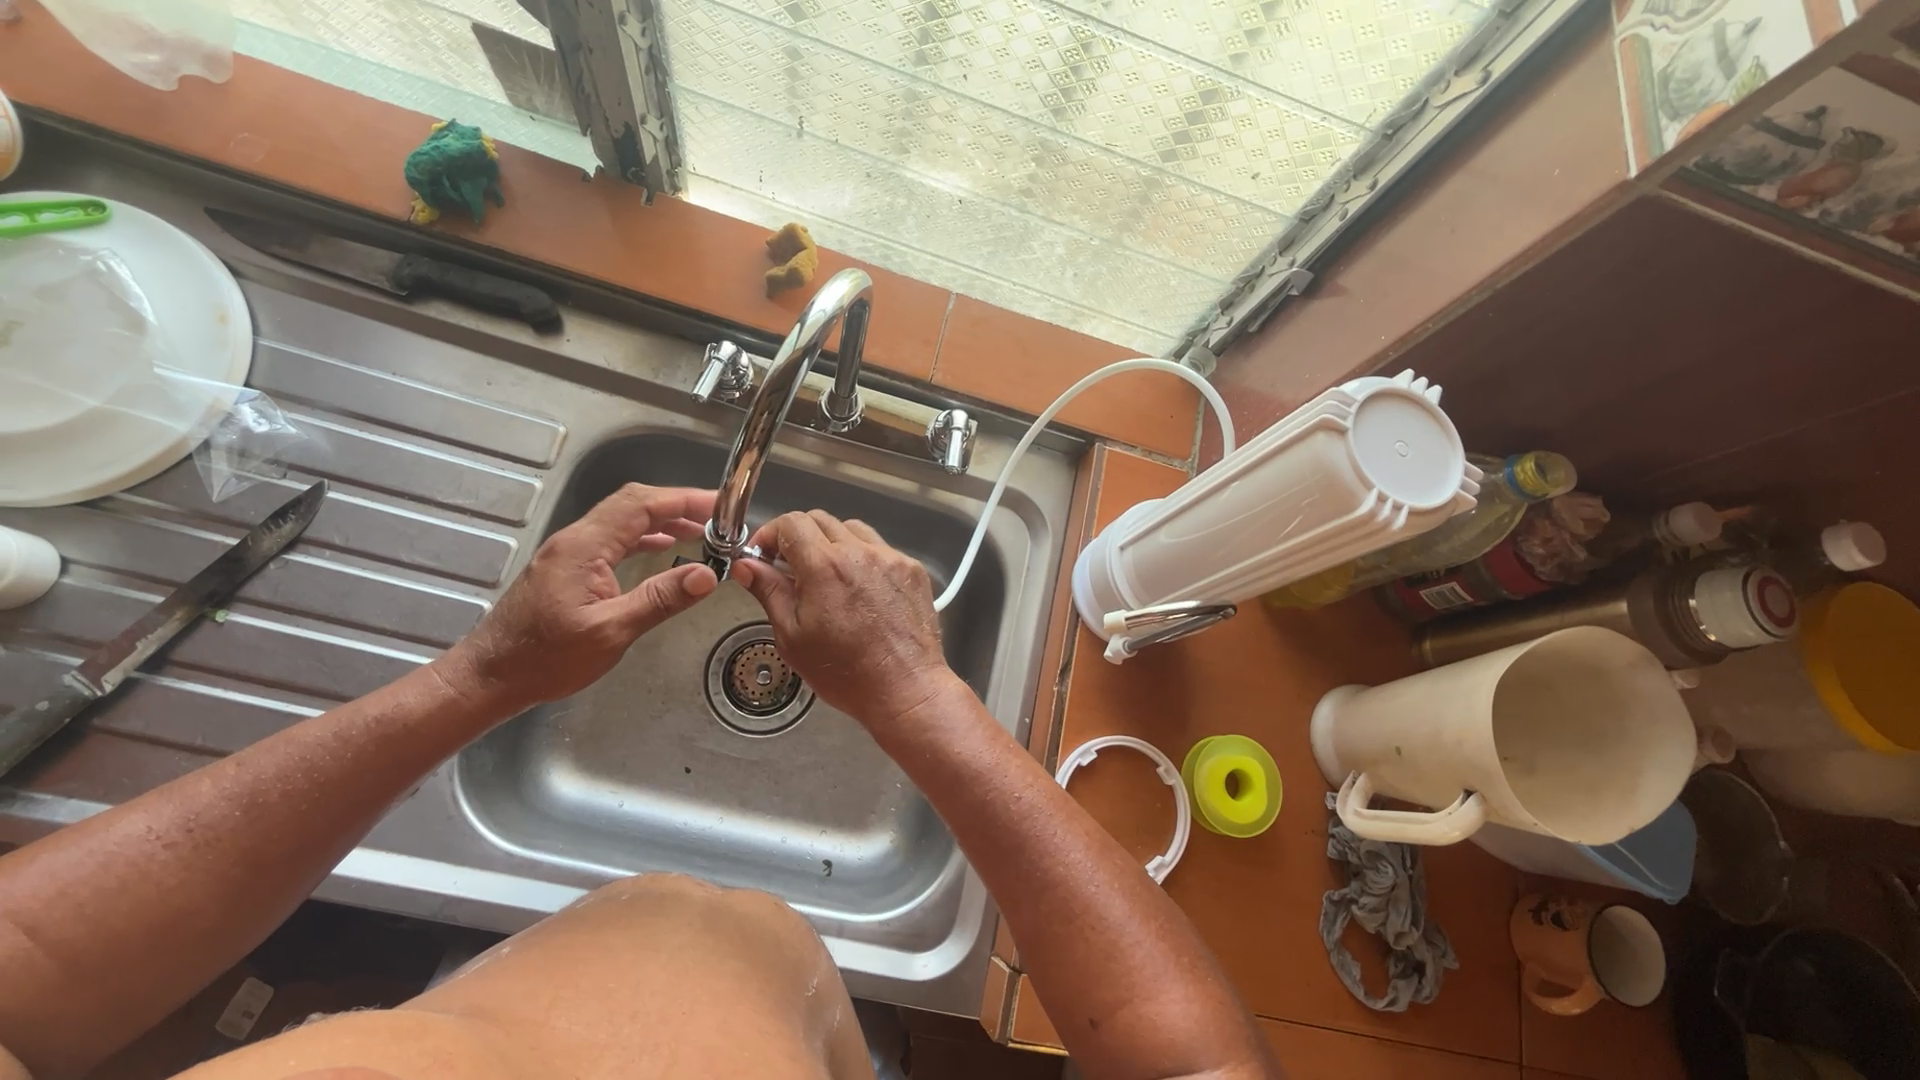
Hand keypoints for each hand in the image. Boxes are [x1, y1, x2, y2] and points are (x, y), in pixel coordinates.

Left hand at [438, 484, 719, 711]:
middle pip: (633, 504)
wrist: (489, 678)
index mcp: (584, 547)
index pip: (642, 505)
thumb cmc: (545, 660)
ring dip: (663, 520)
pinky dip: (645, 537)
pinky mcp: (568, 569)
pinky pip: (614, 539)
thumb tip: (707, 575)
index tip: (720, 507)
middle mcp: (575, 540)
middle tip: (718, 518)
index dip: (685, 500)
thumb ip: (660, 599)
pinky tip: (663, 549)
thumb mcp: (611, 632)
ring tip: (701, 532)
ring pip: (623, 520)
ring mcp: (569, 553)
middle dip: (678, 505)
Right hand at [731, 511, 962, 736]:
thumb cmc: (845, 673)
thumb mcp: (792, 637)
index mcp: (824, 566)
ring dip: (833, 544)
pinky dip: (863, 559)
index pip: (791, 522)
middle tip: (790, 567)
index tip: (764, 556)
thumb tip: (747, 565)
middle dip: (799, 537)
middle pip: (821, 520)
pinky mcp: (912, 570)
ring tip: (827, 578)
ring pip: (853, 530)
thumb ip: (769, 592)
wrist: (905, 689)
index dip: (770, 535)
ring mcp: (891, 559)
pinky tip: (860, 590)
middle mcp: (860, 552)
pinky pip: (881, 550)